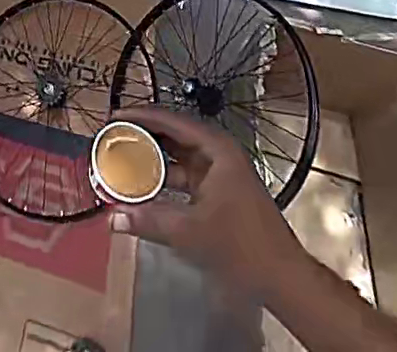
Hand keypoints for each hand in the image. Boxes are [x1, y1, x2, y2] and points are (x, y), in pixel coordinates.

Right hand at [106, 106, 305, 298]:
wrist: (286, 280)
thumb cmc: (243, 247)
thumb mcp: (191, 231)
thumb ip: (148, 221)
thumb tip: (111, 219)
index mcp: (216, 149)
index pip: (169, 120)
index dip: (138, 116)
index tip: (111, 118)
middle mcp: (217, 152)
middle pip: (171, 132)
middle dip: (140, 133)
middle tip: (110, 135)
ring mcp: (219, 170)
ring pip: (175, 153)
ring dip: (149, 154)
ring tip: (119, 154)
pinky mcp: (217, 188)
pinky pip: (182, 172)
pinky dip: (161, 174)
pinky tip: (140, 182)